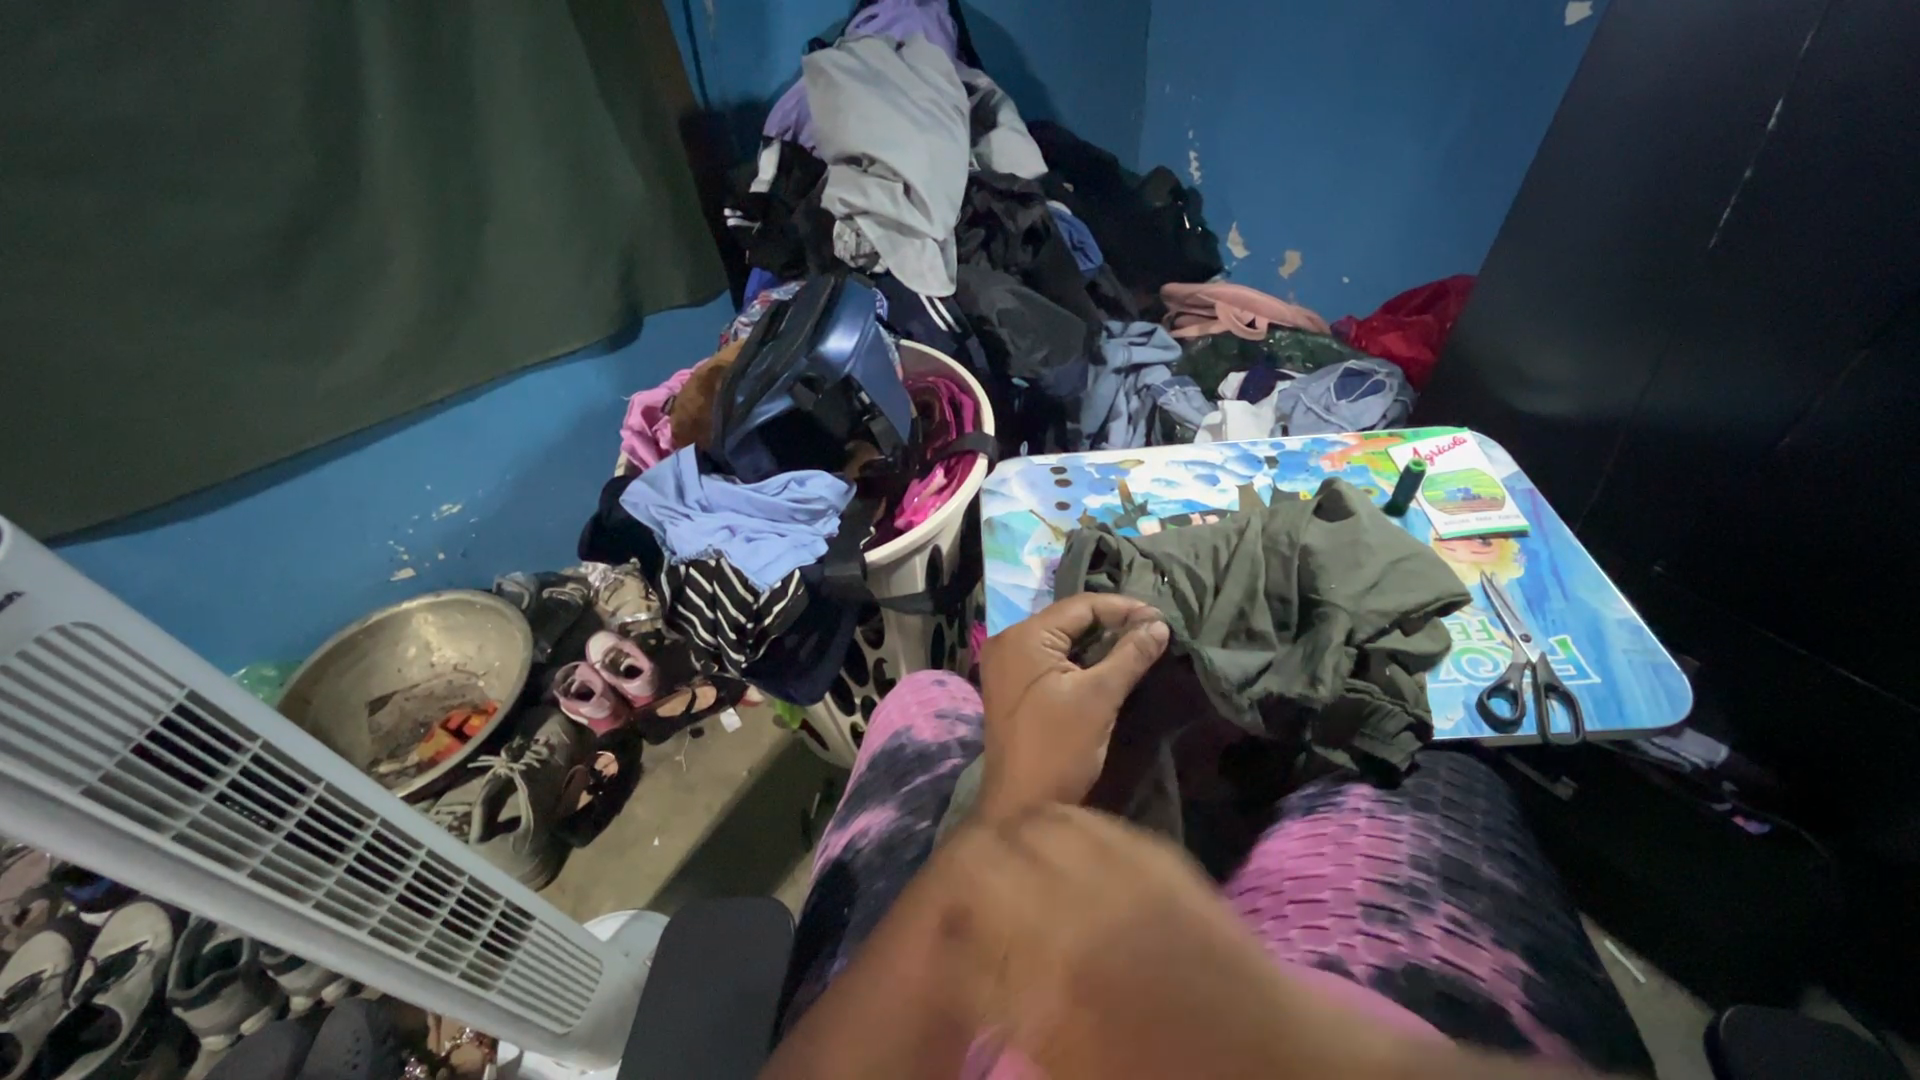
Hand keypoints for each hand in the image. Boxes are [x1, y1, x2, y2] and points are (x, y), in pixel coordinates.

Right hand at [934, 807, 1317, 1078]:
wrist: (1268, 1059)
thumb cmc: (1156, 1072)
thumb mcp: (1060, 1057)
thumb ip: (998, 998)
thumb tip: (956, 953)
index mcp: (1041, 981)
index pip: (955, 923)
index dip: (938, 921)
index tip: (946, 932)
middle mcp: (1070, 911)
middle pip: (979, 855)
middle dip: (963, 872)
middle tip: (973, 896)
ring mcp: (1114, 870)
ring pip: (1029, 823)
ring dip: (1010, 842)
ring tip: (1015, 866)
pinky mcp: (1151, 851)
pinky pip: (1082, 818)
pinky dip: (1058, 829)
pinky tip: (1061, 851)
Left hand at [977, 594, 1169, 821]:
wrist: (1021, 806)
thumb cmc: (1058, 748)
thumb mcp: (1099, 697)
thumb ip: (1130, 655)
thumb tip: (1160, 625)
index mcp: (1023, 636)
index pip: (1080, 606)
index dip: (1123, 608)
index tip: (1161, 618)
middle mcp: (1008, 641)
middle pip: (1068, 619)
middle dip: (1112, 622)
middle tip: (1153, 629)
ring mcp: (1006, 664)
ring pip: (1060, 639)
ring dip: (1098, 641)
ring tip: (1138, 643)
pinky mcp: (1012, 685)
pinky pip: (1050, 658)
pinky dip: (1080, 658)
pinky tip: (1109, 663)